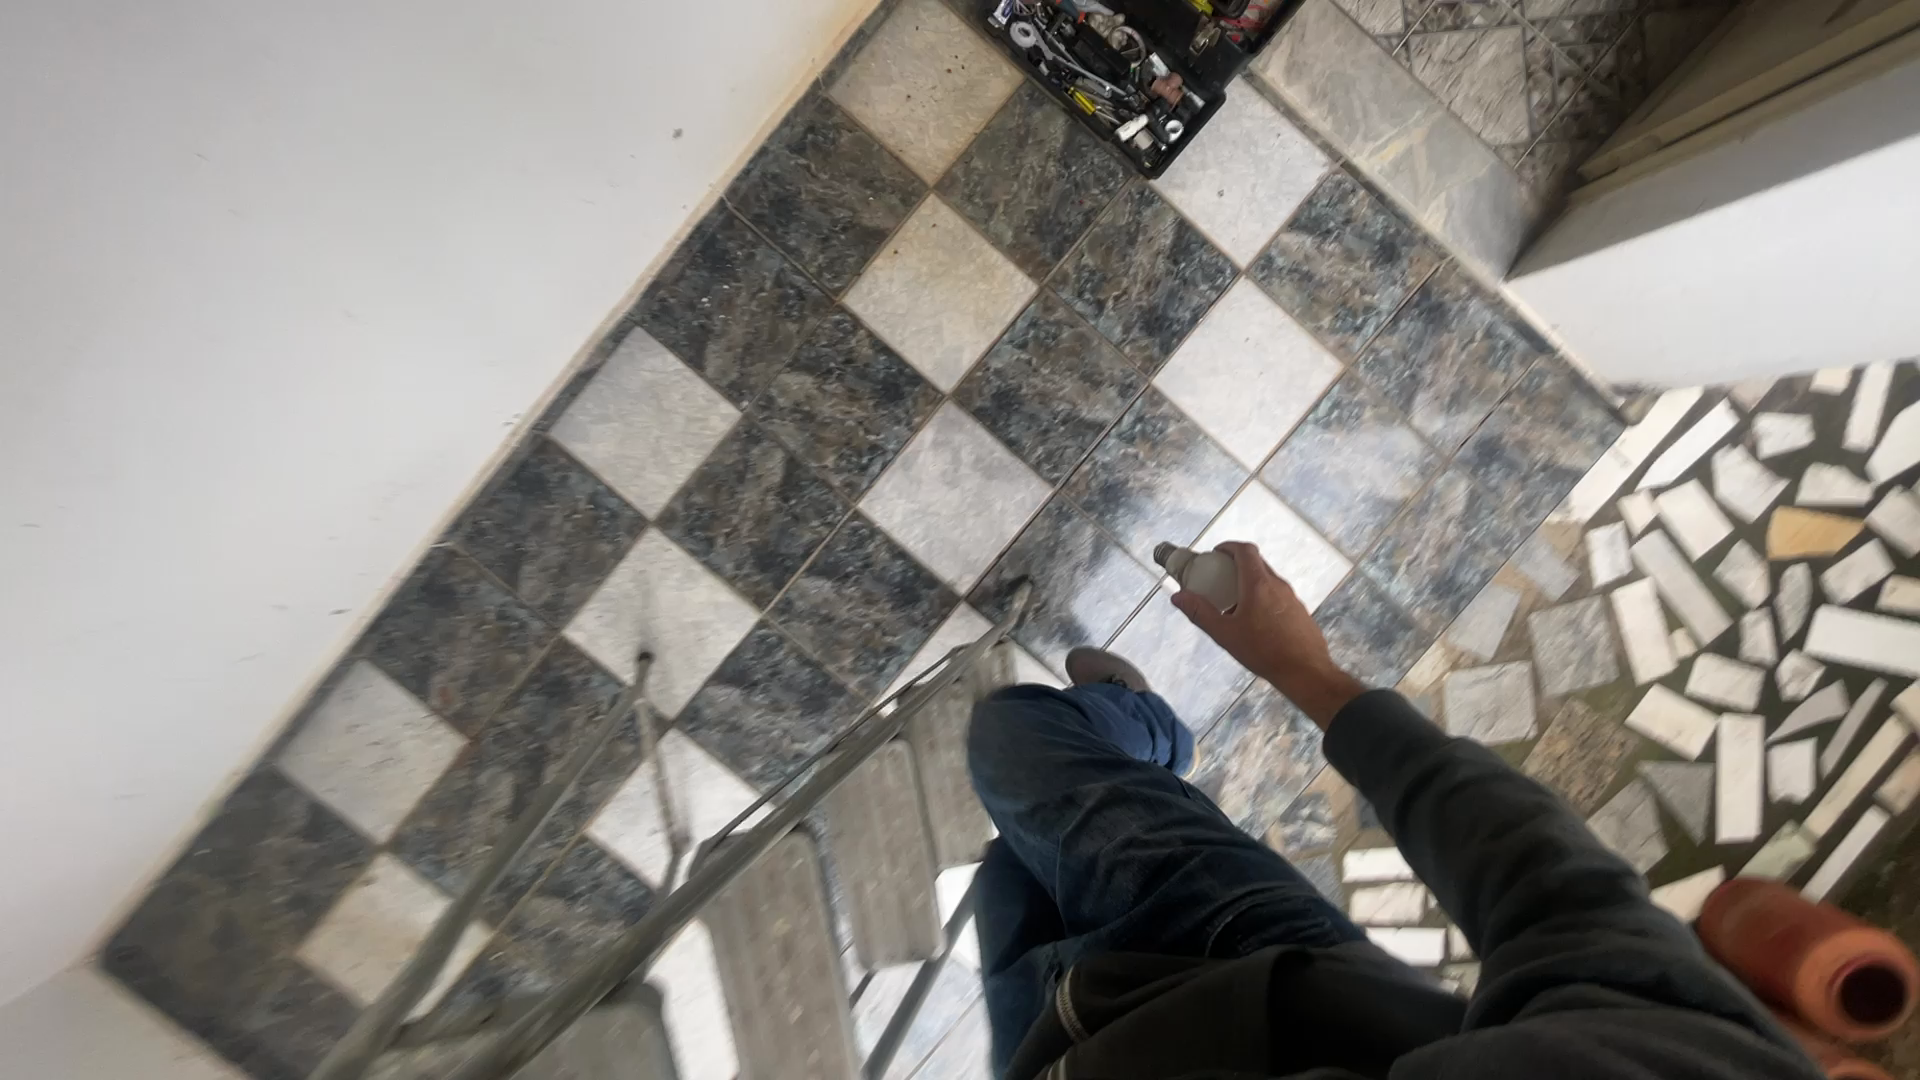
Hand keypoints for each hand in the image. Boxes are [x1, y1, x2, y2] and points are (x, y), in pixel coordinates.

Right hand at [1171, 542, 1365, 728]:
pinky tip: (1255, 621)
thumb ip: (1200, 613)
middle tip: (1218, 578)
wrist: (1306, 672)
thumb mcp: (1224, 634)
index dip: (1228, 547)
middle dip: (1235, 564)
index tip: (1215, 554)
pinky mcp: (1300, 611)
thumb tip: (1178, 597)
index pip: (1245, 550)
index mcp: (1258, 584)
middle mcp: (1277, 585)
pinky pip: (1277, 595)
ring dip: (1249, 582)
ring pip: (1268, 579)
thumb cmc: (1263, 651)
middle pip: (1256, 562)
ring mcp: (1292, 597)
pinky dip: (1263, 597)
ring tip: (1234, 602)